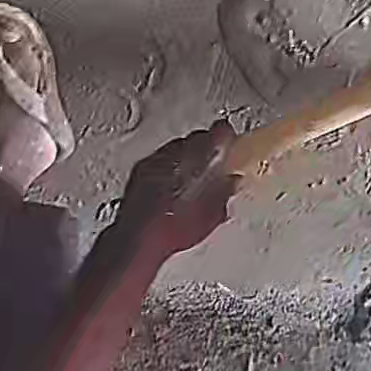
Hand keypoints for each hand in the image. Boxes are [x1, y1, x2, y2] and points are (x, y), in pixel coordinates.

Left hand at [114, 120, 239, 254]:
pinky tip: (170, 184)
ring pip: (177, 146)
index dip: (226, 135)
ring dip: (185, 156)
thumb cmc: (172, 228)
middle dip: (205, 147)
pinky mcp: (140, 169)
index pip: (219, 131)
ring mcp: (156, 159)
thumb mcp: (211, 215)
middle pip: (196, 137)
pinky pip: (159, 158)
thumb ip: (224, 192)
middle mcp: (176, 152)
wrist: (139, 239)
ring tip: (191, 177)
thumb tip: (231, 183)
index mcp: (199, 157)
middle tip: (212, 163)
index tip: (229, 140)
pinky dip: (167, 166)